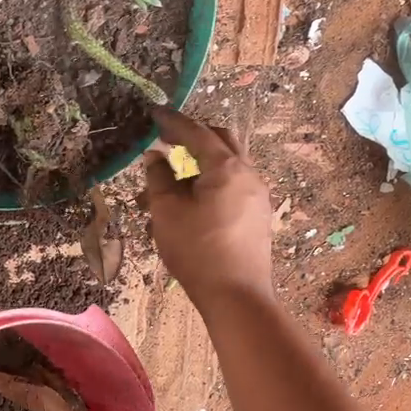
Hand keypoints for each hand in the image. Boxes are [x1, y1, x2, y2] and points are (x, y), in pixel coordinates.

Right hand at [140, 106, 275, 299]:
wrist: (237, 298)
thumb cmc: (197, 250)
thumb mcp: (166, 210)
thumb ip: (159, 177)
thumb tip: (155, 157)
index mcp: (227, 168)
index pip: (196, 132)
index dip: (172, 121)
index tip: (153, 112)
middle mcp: (248, 175)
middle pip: (221, 140)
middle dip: (193, 136)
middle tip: (167, 138)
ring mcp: (257, 196)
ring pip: (226, 166)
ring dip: (198, 165)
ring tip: (167, 185)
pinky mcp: (257, 216)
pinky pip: (232, 186)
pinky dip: (209, 183)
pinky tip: (187, 203)